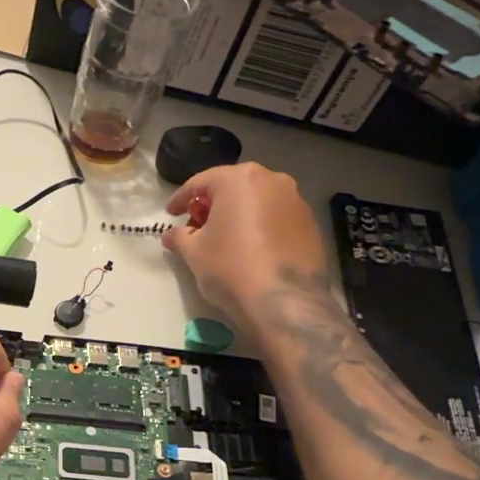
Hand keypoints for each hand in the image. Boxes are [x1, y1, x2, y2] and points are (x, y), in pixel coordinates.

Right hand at [161, 163, 329, 329]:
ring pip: (257, 200)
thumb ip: (180, 237)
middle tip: (198, 226)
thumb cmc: (230, 268)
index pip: (201, 182)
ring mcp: (295, 199)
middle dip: (212, 204)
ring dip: (239, 214)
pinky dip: (260, 226)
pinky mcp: (309, 221)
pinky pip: (276, 217)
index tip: (170, 213)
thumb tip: (172, 235)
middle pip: (233, 187)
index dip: (181, 198)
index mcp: (239, 180)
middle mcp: (271, 179)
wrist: (282, 299)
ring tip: (227, 238)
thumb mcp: (194, 253)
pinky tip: (252, 249)